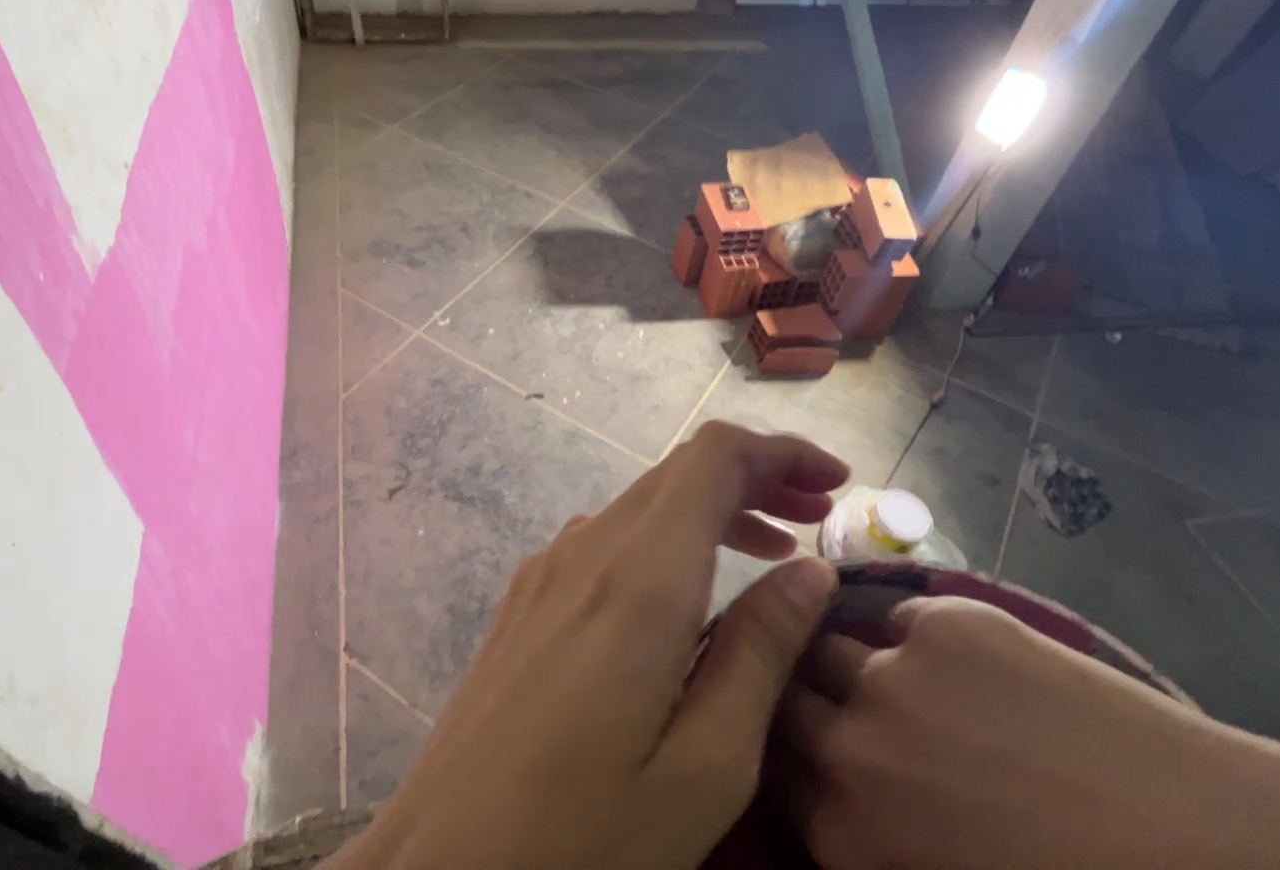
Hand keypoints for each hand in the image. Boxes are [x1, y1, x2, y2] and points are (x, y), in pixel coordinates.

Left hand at [329, 421, 847, 869]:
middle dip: (758, 478)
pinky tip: (690, 595)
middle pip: (682, 472)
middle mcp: (587, 551)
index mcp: (639, 578)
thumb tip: (812, 571)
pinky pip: (609, 540)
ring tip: (773, 554)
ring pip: (645, 504)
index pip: (714, 456)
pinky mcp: (526, 600)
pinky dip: (668, 541)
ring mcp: (547, 571)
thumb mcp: (706, 764)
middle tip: (818, 520)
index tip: (837, 483)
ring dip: (713, 510)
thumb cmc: (585, 832)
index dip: (781, 451)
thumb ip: (760, 652)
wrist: (442, 863)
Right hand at [775, 596, 1279, 869]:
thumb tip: (829, 790)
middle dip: (800, 700)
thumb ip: (868, 841)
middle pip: (783, 699)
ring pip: (827, 646)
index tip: (803, 747)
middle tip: (837, 705)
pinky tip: (956, 661)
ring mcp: (894, 674)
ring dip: (845, 660)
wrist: (1219, 854)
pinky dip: (913, 638)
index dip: (787, 756)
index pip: (772, 774)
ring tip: (885, 672)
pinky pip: (897, 618)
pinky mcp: (948, 622)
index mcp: (845, 833)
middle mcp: (846, 747)